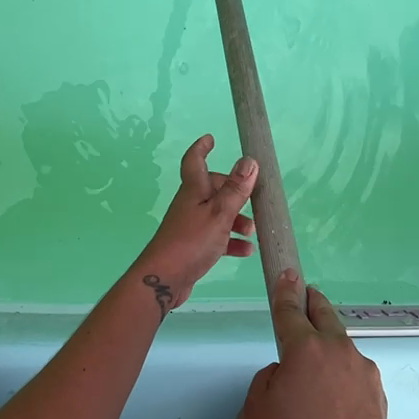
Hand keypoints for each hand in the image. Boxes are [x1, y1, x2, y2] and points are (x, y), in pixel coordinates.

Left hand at [134, 135, 258, 311]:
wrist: (164, 279)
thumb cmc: (191, 241)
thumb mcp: (219, 213)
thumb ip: (236, 190)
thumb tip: (249, 161)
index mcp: (194, 191)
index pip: (195, 162)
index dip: (201, 148)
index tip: (210, 139)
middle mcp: (190, 204)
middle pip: (212, 189)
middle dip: (234, 191)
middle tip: (253, 198)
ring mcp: (190, 226)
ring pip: (217, 214)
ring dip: (236, 219)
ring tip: (253, 231)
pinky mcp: (193, 246)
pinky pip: (216, 237)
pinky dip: (230, 241)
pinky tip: (246, 251)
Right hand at [244, 269, 387, 418]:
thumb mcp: (259, 405)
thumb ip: (271, 373)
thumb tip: (290, 369)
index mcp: (306, 348)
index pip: (291, 310)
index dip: (286, 290)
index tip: (287, 273)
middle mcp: (340, 351)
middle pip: (325, 316)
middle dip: (313, 304)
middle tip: (306, 297)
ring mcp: (365, 372)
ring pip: (341, 348)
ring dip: (327, 348)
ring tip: (314, 376)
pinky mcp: (379, 394)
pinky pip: (354, 375)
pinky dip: (341, 377)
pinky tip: (332, 406)